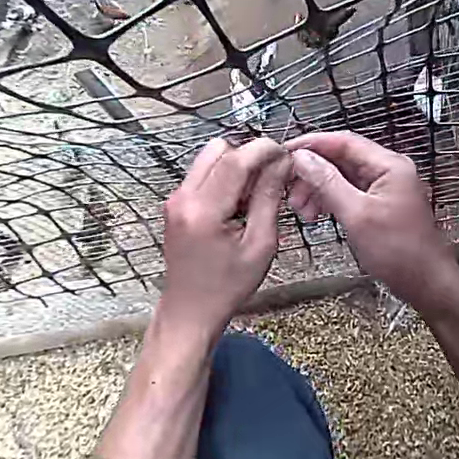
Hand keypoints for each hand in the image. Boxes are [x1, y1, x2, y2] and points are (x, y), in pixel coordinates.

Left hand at [154, 137, 291, 342]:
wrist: (191, 309)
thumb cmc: (225, 286)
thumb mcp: (260, 245)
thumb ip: (269, 198)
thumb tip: (280, 163)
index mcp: (204, 211)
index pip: (235, 159)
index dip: (264, 150)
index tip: (283, 154)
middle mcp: (183, 199)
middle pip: (219, 149)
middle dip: (248, 156)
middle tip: (269, 178)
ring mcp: (175, 199)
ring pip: (209, 158)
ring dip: (236, 167)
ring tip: (253, 197)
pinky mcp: (176, 203)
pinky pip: (202, 174)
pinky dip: (224, 179)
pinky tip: (237, 205)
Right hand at [284, 130, 458, 309]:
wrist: (427, 283)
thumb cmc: (399, 251)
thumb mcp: (356, 214)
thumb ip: (327, 182)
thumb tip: (302, 157)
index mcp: (389, 165)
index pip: (343, 141)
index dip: (311, 144)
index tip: (284, 153)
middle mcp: (388, 171)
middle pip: (341, 159)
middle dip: (312, 172)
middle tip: (290, 191)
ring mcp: (385, 188)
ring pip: (342, 177)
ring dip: (318, 189)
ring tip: (301, 210)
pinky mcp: (380, 205)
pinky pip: (350, 193)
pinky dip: (331, 200)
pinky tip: (317, 214)